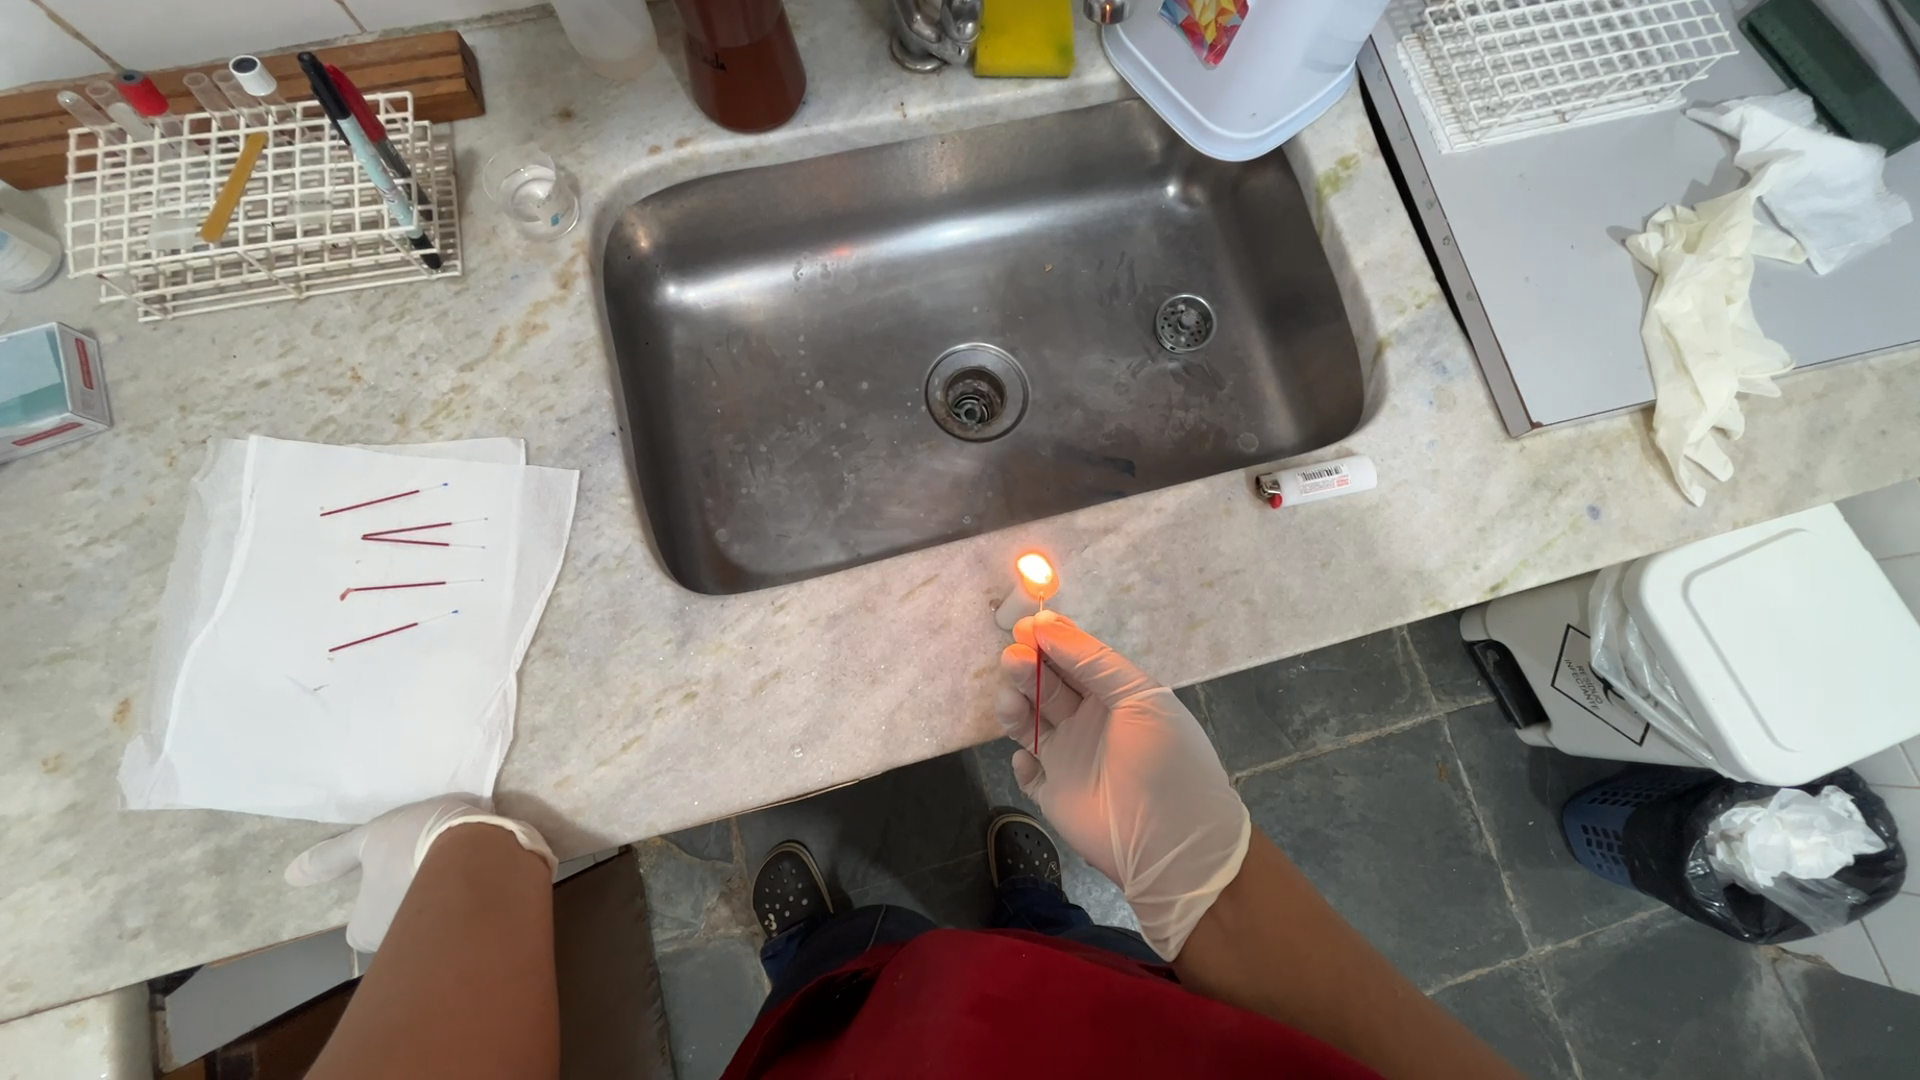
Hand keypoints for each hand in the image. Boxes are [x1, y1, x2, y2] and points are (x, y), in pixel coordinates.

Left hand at [285, 795, 556, 951]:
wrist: (476, 847)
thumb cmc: (412, 846)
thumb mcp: (370, 840)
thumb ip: (333, 857)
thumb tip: (290, 876)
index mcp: (364, 930)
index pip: (363, 926)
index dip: (377, 902)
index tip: (393, 879)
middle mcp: (395, 945)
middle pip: (399, 927)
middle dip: (412, 907)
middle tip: (427, 876)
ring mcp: (437, 943)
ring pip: (433, 927)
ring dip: (442, 906)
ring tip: (458, 874)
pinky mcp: (474, 930)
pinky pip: (465, 920)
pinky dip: (469, 906)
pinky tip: (480, 880)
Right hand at [996, 611, 1250, 959]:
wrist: (1174, 843)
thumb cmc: (1165, 760)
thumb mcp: (1140, 696)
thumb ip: (1093, 660)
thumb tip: (1046, 624)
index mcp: (1114, 696)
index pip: (1075, 659)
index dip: (1051, 641)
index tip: (1026, 625)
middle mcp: (1089, 722)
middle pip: (1047, 685)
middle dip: (1028, 668)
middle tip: (1013, 658)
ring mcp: (1069, 758)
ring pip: (1029, 721)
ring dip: (1017, 705)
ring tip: (1012, 700)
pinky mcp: (1052, 794)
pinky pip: (1026, 772)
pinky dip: (1021, 761)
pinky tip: (1028, 759)